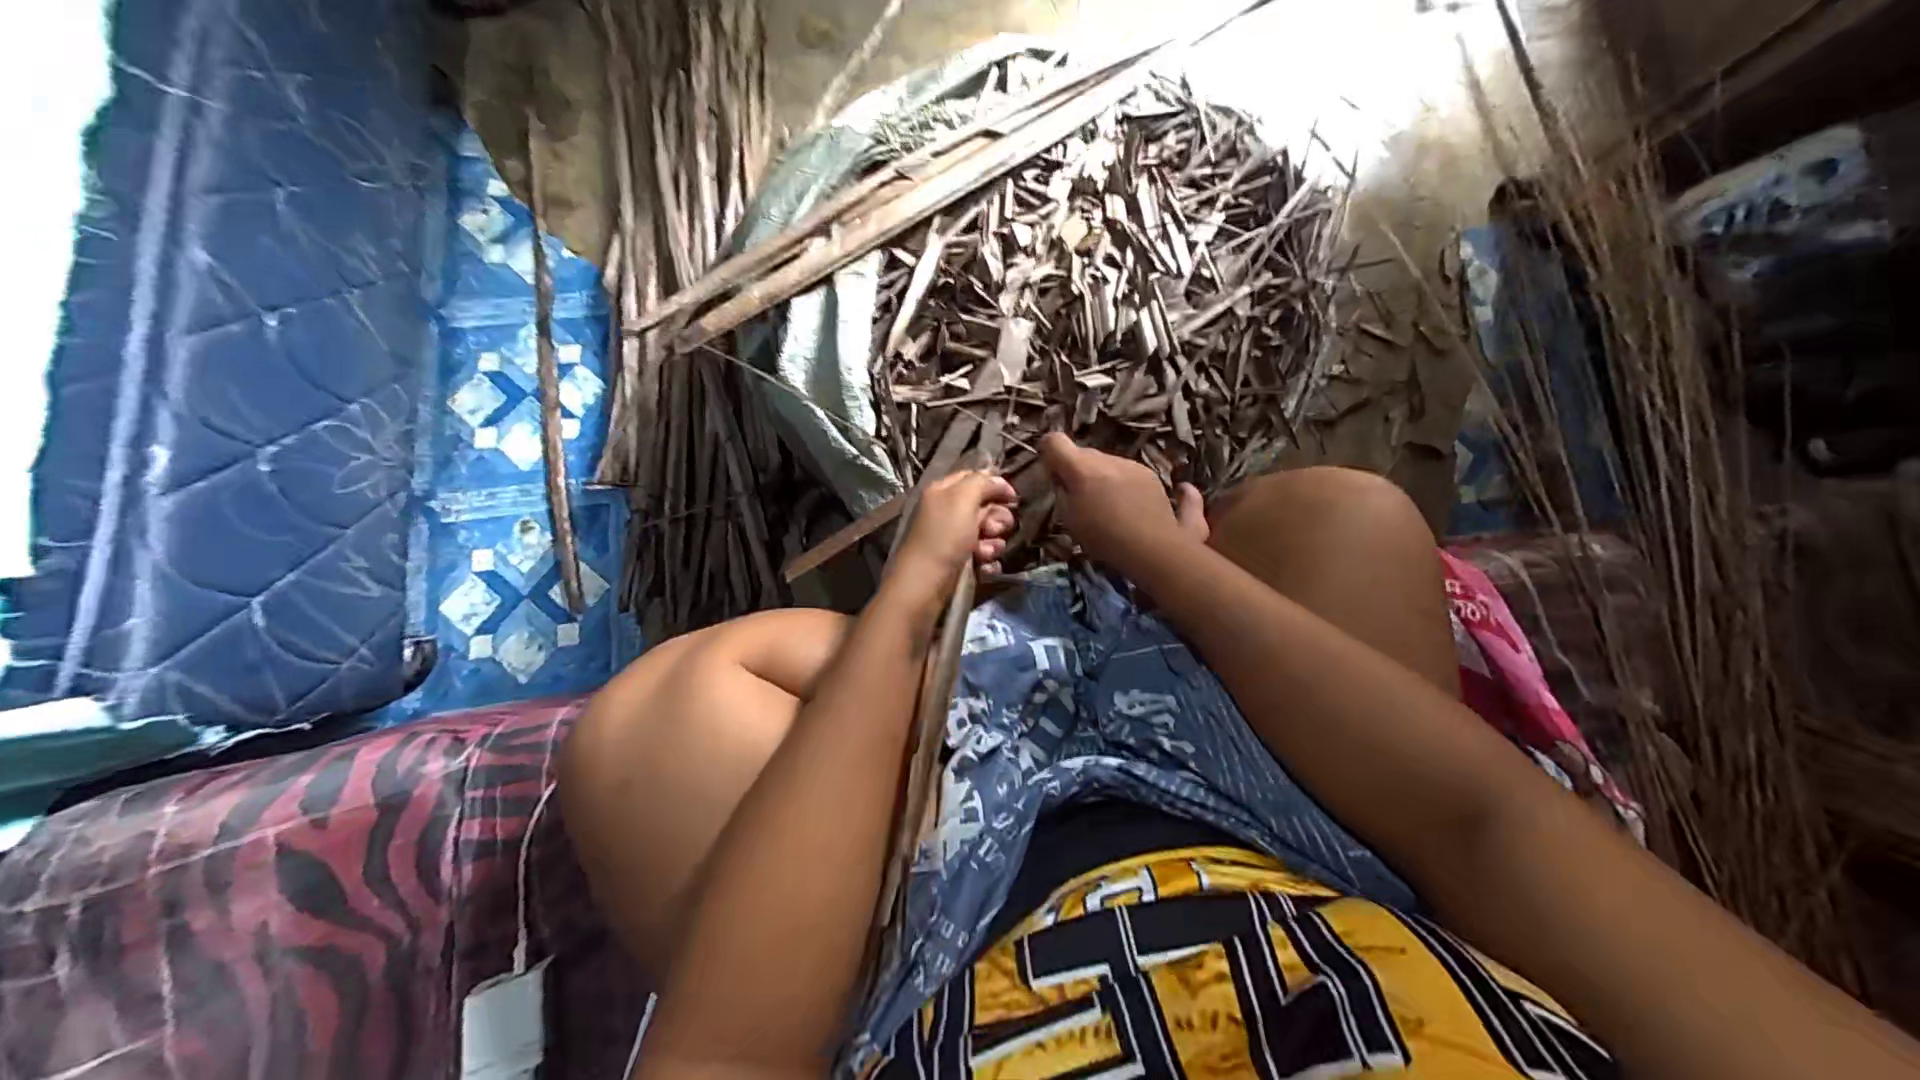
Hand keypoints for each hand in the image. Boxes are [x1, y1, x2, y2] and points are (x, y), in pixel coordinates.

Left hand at [886, 471, 1018, 598]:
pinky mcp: (960, 560)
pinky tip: (983, 565)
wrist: (926, 582)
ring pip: (989, 532)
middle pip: (985, 506)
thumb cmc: (944, 536)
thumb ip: (982, 482)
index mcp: (944, 491)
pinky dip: (988, 560)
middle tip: (992, 529)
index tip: (1012, 497)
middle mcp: (948, 511)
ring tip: (984, 552)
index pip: (974, 477)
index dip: (995, 485)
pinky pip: (985, 554)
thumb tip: (999, 480)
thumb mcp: (962, 499)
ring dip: (993, 542)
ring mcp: (955, 538)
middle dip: (996, 517)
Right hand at [1039, 434, 1207, 578]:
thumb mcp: (1070, 520)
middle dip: (1077, 469)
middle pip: (1084, 454)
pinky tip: (1126, 502)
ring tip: (1106, 504)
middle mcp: (1107, 459)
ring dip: (1101, 476)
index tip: (1052, 472)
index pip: (1055, 442)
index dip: (1048, 452)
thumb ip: (1063, 493)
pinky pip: (1126, 472)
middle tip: (1077, 495)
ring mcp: (1132, 465)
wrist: (1154, 548)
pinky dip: (1121, 482)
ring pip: (1107, 463)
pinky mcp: (1150, 474)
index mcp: (1082, 469)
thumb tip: (1063, 480)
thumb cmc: (1105, 539)